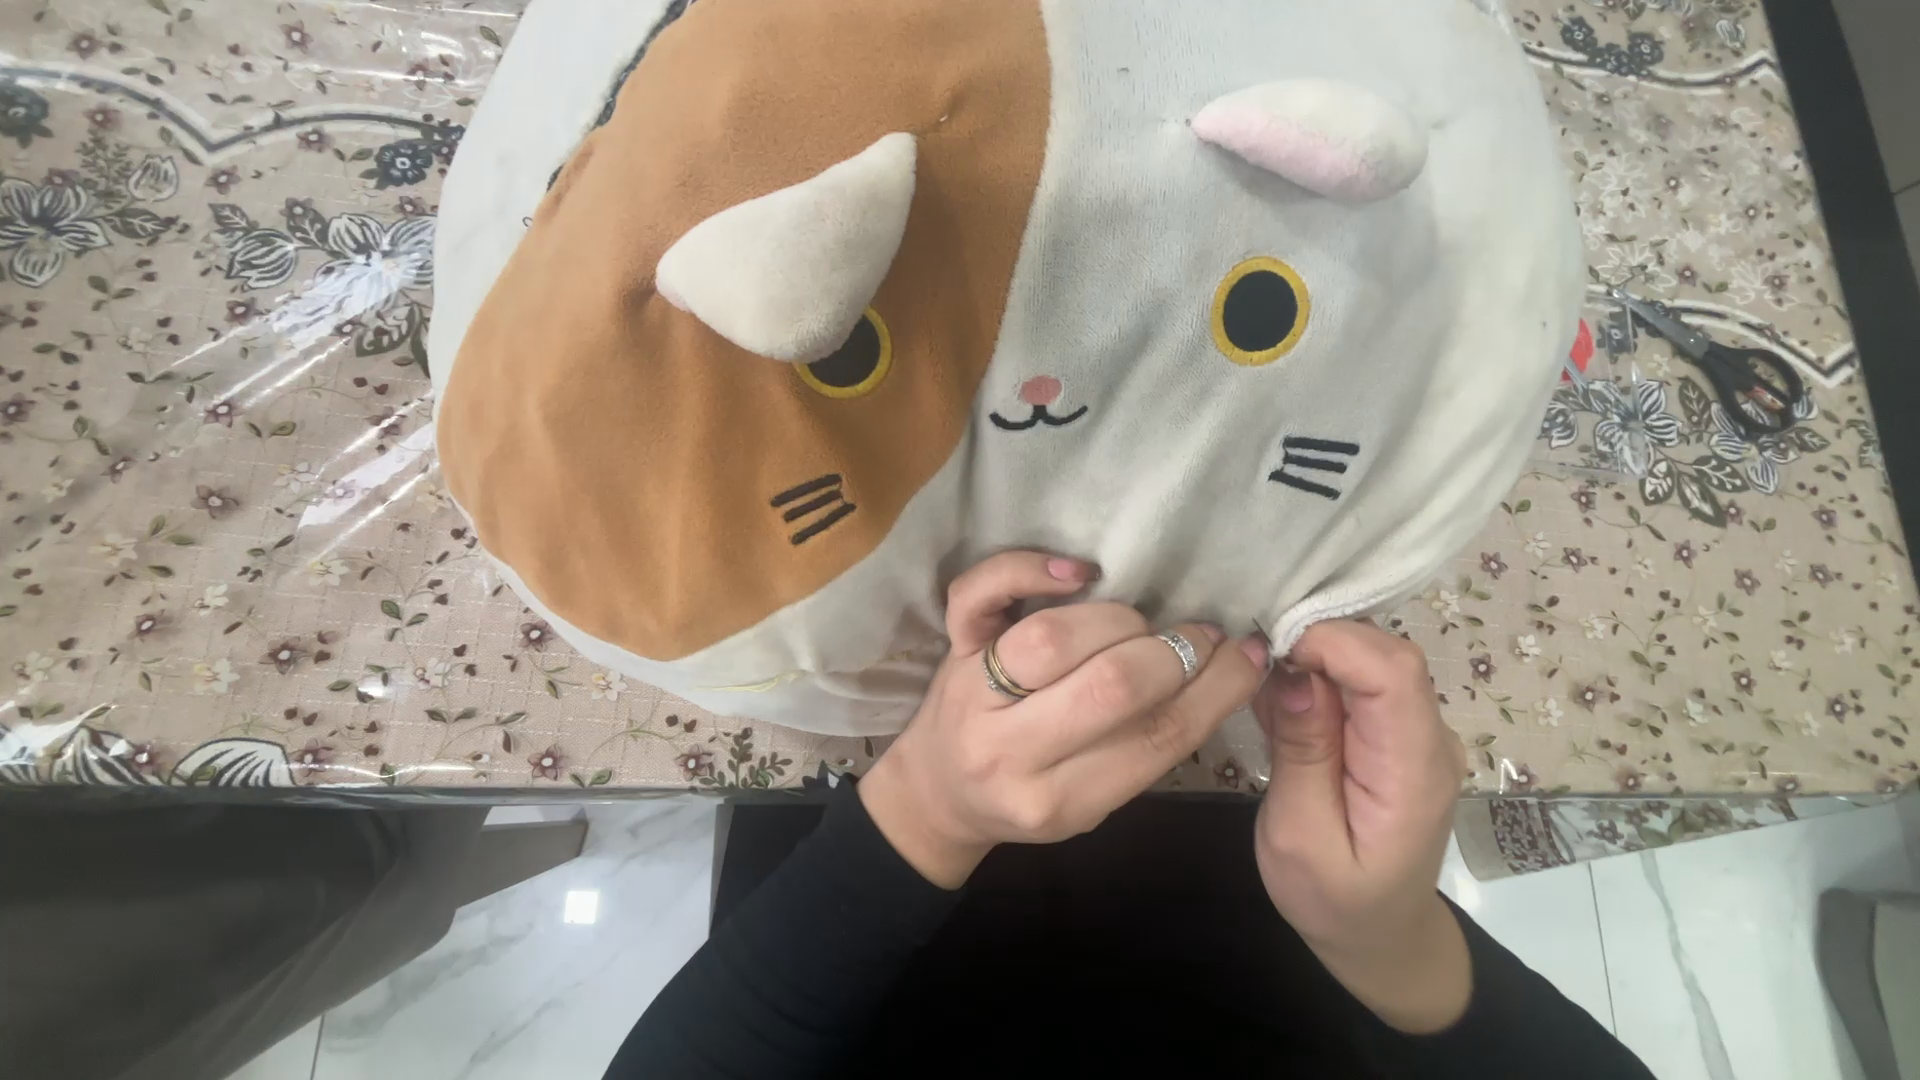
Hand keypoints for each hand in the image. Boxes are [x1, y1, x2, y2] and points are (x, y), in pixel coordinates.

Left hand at [859, 551, 1271, 888]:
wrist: (938, 793)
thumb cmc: (1024, 797)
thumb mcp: (1089, 802)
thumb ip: (1142, 750)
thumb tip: (1218, 672)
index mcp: (1059, 802)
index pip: (1154, 741)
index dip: (1214, 690)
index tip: (1246, 655)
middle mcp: (1011, 752)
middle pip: (1108, 687)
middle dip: (1172, 653)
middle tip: (1198, 638)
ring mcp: (973, 695)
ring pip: (1050, 639)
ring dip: (1116, 620)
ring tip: (1137, 624)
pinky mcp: (951, 651)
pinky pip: (975, 597)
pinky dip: (1026, 569)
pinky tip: (1076, 572)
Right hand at [1252, 620, 1471, 1033]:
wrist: (1379, 937)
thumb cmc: (1334, 900)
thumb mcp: (1299, 837)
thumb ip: (1303, 752)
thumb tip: (1296, 671)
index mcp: (1412, 770)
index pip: (1391, 671)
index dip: (1331, 642)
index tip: (1270, 654)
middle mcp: (1428, 739)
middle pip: (1384, 652)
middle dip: (1316, 641)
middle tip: (1256, 671)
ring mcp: (1415, 733)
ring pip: (1370, 657)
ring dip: (1311, 658)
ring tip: (1266, 700)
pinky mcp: (1392, 733)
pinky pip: (1358, 680)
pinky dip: (1314, 678)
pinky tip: (1283, 712)